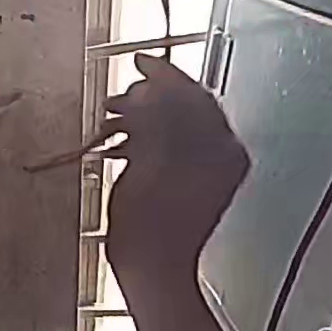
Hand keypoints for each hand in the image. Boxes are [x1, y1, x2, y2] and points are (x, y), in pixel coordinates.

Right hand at [104, 53, 248, 279]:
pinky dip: (145, 141)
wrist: (153, 268)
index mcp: (219, 148)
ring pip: (175, 128)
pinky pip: (171, 148)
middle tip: (115, 98)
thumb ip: (152, 120)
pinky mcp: (191, 184)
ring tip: (110, 124)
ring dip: (142, 121)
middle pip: (185, 109)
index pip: (194, 95)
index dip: (163, 75)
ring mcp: (208, 171)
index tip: (139, 62)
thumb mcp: (147, 163)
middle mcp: (221, 155)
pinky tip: (119, 148)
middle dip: (147, 100)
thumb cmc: (149, 224)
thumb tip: (149, 89)